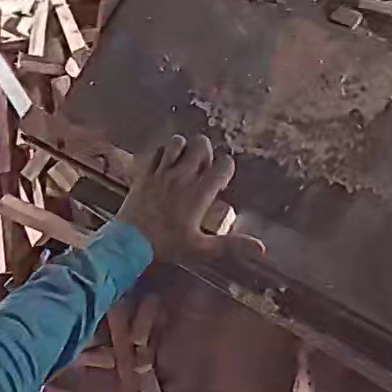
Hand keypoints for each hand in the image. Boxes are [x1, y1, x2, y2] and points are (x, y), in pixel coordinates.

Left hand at [118, 135, 264, 264]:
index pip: (223, 165)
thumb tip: (262, 248)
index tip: (221, 180)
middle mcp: (182, 176)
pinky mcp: (145, 172)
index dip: (226, 168)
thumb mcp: (201, 248)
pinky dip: (163, 153)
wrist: (129, 242)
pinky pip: (157, 151)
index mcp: (199, 193)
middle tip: (203, 166)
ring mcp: (162, 172)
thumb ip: (231, 245)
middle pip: (201, 144)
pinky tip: (165, 165)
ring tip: (184, 163)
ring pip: (177, 142)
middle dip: (206, 151)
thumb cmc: (167, 245)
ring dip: (184, 148)